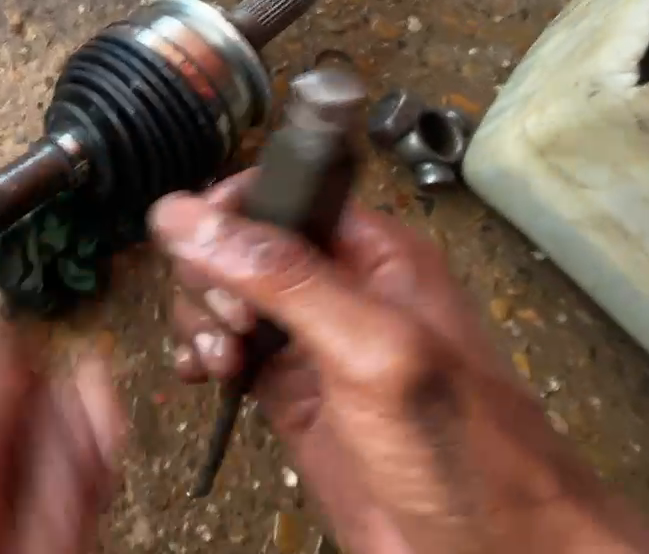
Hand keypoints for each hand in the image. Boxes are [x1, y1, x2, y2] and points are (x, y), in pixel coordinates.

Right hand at [151, 172, 648, 553]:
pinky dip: (199, 352)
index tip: (204, 252)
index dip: (228, 212)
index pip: (276, 192)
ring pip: (220, 291)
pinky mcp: (285, 384)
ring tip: (223, 360)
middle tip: (235, 324)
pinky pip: (221, 343)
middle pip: (234, 241)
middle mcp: (334, 282)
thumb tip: (183, 215)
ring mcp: (306, 335)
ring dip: (200, 318)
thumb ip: (279, 276)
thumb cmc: (466, 456)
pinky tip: (202, 375)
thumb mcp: (371, 350)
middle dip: (213, 276)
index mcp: (370, 249)